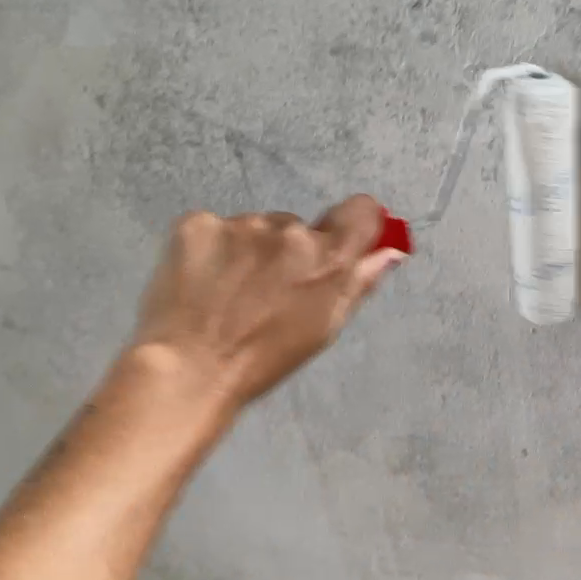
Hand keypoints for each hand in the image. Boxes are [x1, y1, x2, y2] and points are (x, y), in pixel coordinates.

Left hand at [126, 196, 404, 417]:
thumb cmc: (266, 358)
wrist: (189, 369)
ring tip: (228, 292)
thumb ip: (360, 282)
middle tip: (265, 292)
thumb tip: (391, 251)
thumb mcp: (325, 327)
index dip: (356, 221)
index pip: (362, 210)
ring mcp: (243, 225)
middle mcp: (292, 233)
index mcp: (330, 260)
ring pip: (256, 229)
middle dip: (289, 251)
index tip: (342, 239)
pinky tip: (202, 281)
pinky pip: (215, 229)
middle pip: (300, 227)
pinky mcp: (198, 224)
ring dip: (249, 251)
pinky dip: (212, 250)